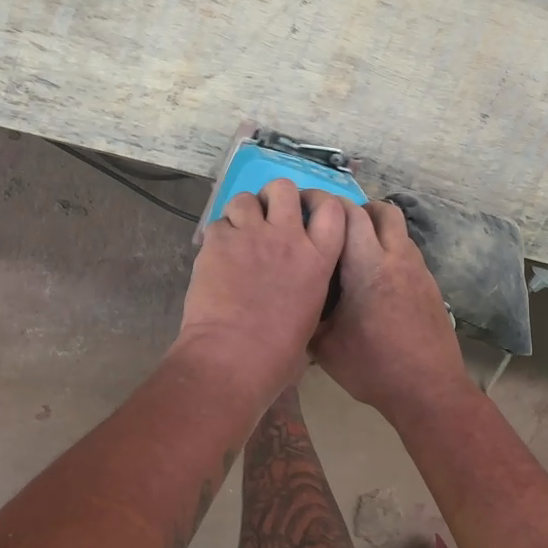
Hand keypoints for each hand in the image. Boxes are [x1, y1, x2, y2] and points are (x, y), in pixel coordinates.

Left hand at [173, 180, 347, 405]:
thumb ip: (306, 292)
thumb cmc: (277, 356)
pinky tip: (215, 255)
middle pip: (284, 188)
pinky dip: (217, 235)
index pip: (332, 209)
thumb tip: (295, 295)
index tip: (307, 214)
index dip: (318, 205)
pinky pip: (218, 223)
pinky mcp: (218, 240)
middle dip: (274, 197)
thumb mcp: (309, 319)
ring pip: (245, 198)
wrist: (231, 359)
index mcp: (318, 260)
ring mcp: (251, 235)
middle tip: (266, 217)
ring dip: (242, 213)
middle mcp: (287, 238)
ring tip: (237, 235)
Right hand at [312, 199, 471, 420]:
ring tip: (353, 254)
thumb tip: (292, 292)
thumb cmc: (372, 366)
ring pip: (397, 229)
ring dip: (375, 230)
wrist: (428, 391)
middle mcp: (395, 258)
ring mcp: (417, 270)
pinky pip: (407, 252)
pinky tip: (374, 281)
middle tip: (331, 229)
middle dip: (354, 211)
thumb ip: (306, 310)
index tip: (306, 212)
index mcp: (366, 265)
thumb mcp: (323, 345)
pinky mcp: (429, 285)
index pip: (347, 213)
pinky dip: (389, 252)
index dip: (325, 205)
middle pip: (380, 210)